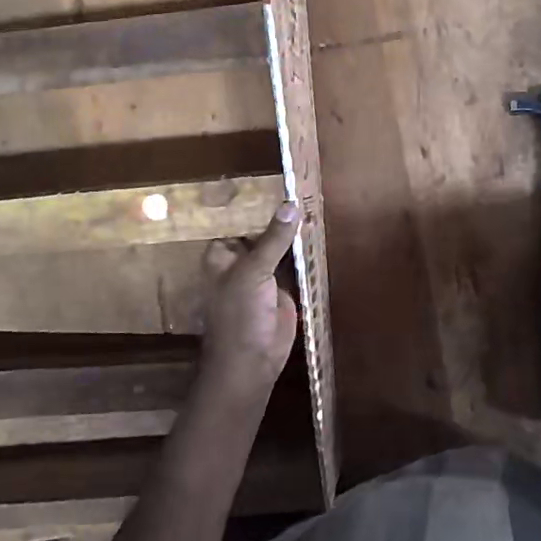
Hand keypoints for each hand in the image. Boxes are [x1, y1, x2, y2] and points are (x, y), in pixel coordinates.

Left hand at [198, 202, 300, 394]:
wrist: (252, 361)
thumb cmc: (239, 313)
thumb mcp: (253, 272)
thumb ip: (273, 239)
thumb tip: (290, 204)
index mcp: (222, 252)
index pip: (237, 219)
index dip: (255, 201)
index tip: (277, 179)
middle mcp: (240, 258)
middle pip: (260, 230)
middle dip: (277, 214)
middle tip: (301, 184)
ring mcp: (262, 272)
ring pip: (278, 245)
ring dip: (292, 230)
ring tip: (312, 198)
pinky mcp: (282, 286)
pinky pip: (292, 262)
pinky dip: (303, 250)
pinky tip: (318, 229)